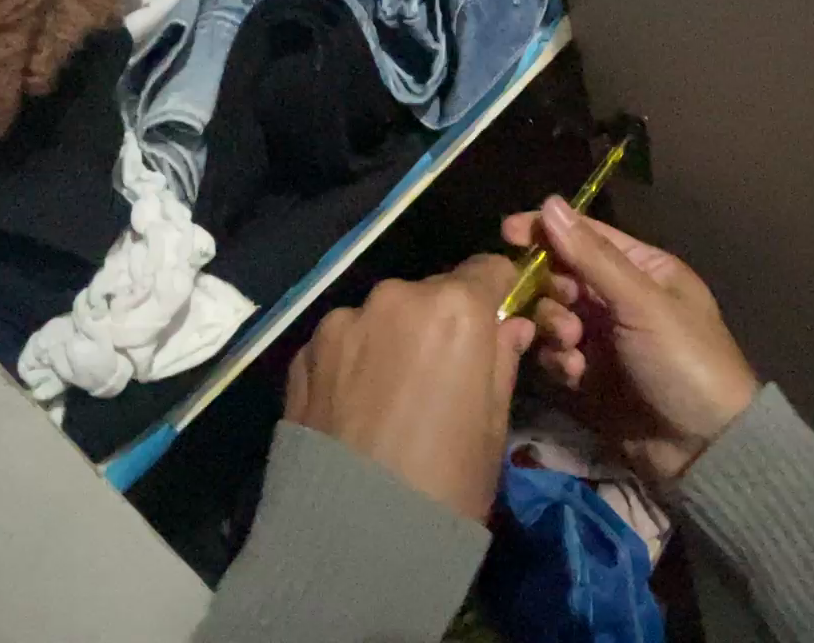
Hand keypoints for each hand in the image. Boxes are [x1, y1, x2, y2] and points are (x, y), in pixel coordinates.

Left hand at [287, 255, 536, 522]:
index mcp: (454, 309)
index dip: (496, 292)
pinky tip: (355, 408)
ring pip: (385, 315)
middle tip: (441, 375)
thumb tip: (509, 327)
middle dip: (442, 322)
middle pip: (433, 292)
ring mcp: (343, 321)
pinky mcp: (304, 351)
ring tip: (390, 397)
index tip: (495, 322)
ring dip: (394, 338)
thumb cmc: (445, 485)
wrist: (351, 544)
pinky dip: (355, 360)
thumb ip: (501, 361)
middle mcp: (396, 297)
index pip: (487, 269)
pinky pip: (345, 340)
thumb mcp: (492, 426)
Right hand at [504, 196, 758, 483]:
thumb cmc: (684, 360)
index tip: (508, 232)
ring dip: (554, 328)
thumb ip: (592, 256)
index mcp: (641, 269)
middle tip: (563, 313)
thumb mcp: (642, 303)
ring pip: (552, 316)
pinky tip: (575, 374)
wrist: (704, 450)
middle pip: (561, 276)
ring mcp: (601, 338)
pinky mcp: (588, 376)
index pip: (585, 236)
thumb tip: (549, 203)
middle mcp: (617, 298)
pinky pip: (554, 355)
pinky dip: (559, 361)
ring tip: (572, 347)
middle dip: (552, 291)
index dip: (546, 231)